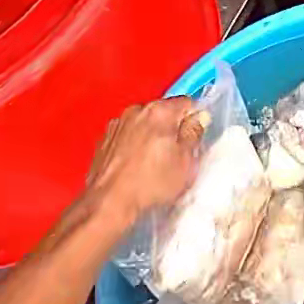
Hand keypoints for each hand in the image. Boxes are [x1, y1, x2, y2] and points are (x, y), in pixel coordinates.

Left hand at [81, 97, 205, 230]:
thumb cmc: (151, 182)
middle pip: (163, 111)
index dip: (194, 119)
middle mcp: (137, 110)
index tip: (194, 137)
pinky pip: (127, 134)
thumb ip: (193, 134)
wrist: (109, 200)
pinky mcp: (104, 138)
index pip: (186, 102)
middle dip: (171, 127)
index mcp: (159, 111)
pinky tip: (135, 164)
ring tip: (153, 162)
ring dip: (151, 134)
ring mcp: (118, 123)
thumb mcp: (185, 162)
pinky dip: (134, 143)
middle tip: (176, 154)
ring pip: (143, 122)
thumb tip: (198, 117)